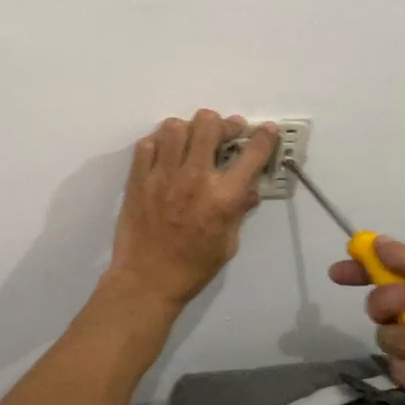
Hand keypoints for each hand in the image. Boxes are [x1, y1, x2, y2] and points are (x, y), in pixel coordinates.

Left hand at [105, 111, 279, 309]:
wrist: (147, 280)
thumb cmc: (193, 268)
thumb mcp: (228, 244)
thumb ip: (239, 212)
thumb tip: (249, 189)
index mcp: (223, 198)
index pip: (251, 155)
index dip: (264, 137)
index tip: (266, 130)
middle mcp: (195, 179)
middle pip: (208, 125)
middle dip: (221, 124)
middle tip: (223, 133)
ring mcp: (162, 176)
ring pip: (174, 127)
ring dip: (187, 129)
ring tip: (190, 141)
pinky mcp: (138, 180)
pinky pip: (146, 145)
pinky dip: (158, 143)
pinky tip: (164, 155)